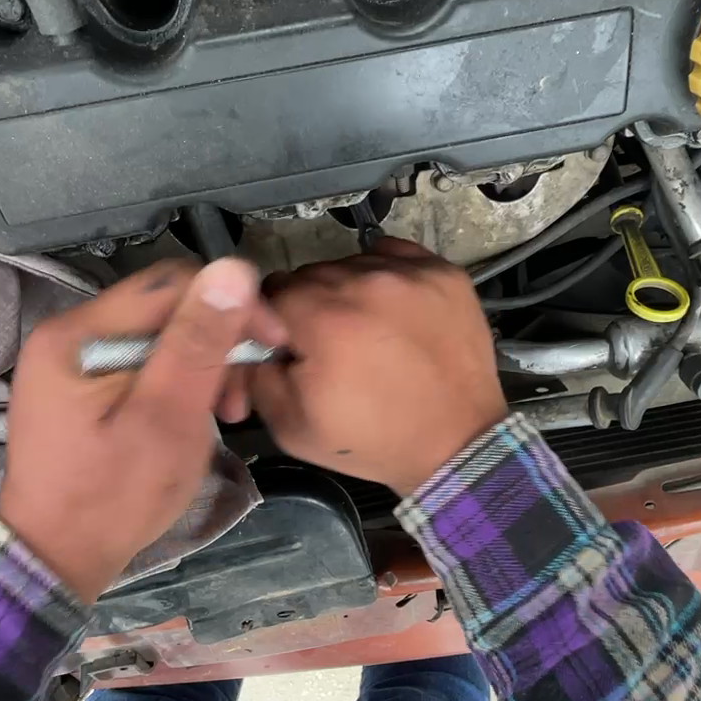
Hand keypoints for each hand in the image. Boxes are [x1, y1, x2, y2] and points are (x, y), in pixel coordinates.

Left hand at [0, 258, 285, 601]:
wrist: (57, 557)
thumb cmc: (115, 495)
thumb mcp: (167, 419)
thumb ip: (198, 343)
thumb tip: (234, 268)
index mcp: (81, 333)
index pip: (173, 284)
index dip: (230, 305)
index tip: (269, 345)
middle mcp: (71, 333)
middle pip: (166, 307)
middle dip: (218, 340)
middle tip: (241, 397)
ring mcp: (74, 360)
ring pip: (160, 334)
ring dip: (203, 363)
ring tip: (225, 410)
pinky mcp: (83, 385)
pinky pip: (144, 361)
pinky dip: (179, 380)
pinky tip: (194, 412)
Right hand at [249, 238, 506, 495]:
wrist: (456, 444)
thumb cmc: (373, 440)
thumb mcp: (291, 426)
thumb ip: (252, 376)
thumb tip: (244, 343)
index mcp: (323, 317)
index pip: (269, 292)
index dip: (274, 323)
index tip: (291, 348)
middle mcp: (365, 282)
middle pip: (311, 274)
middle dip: (310, 307)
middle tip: (331, 346)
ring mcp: (409, 273)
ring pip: (352, 263)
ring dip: (349, 291)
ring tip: (367, 333)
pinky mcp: (443, 272)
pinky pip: (396, 255)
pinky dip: (387, 277)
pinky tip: (392, 312)